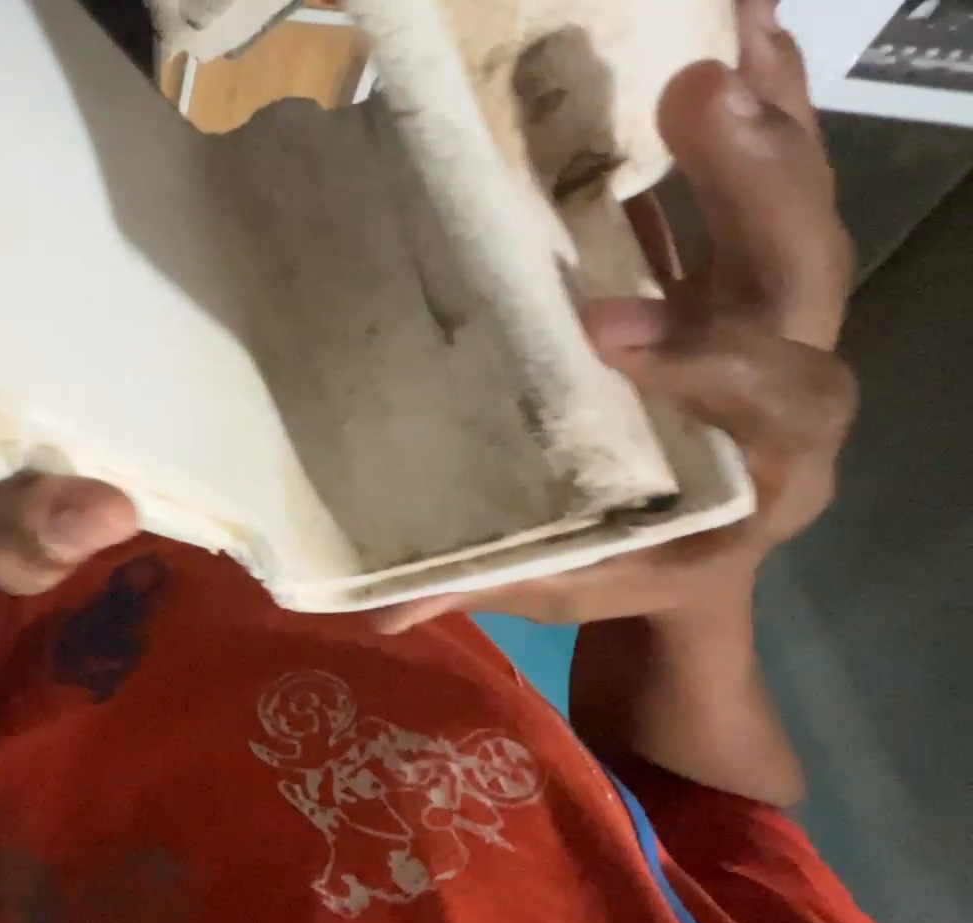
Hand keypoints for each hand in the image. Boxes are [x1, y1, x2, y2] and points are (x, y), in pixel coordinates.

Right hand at [370, 0, 855, 632]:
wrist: (697, 553)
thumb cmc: (625, 570)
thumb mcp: (557, 586)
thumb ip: (481, 587)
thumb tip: (375, 608)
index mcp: (758, 478)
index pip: (769, 410)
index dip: (707, 363)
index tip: (604, 325)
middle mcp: (786, 394)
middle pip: (804, 281)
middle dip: (758, 190)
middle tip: (695, 97)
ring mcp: (768, 329)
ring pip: (796, 218)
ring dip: (765, 123)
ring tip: (718, 34)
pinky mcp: (737, 292)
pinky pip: (762, 197)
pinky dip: (754, 121)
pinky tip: (725, 47)